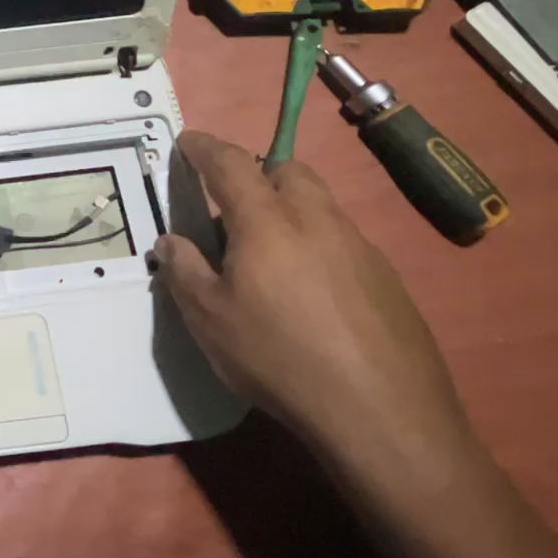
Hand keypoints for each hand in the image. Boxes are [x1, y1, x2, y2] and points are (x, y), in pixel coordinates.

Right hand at [153, 131, 468, 452]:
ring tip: (266, 255)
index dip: (204, 147)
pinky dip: (315, 244)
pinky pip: (341, 240)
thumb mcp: (209, 318)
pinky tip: (307, 293)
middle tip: (231, 204)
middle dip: (256, 172)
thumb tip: (171, 240)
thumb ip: (184, 270)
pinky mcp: (387, 279)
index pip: (231, 163)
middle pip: (287, 170)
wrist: (383, 415)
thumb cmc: (279, 358)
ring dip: (288, 209)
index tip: (186, 142)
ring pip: (318, 204)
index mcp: (267, 222)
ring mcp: (359, 247)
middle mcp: (316, 220)